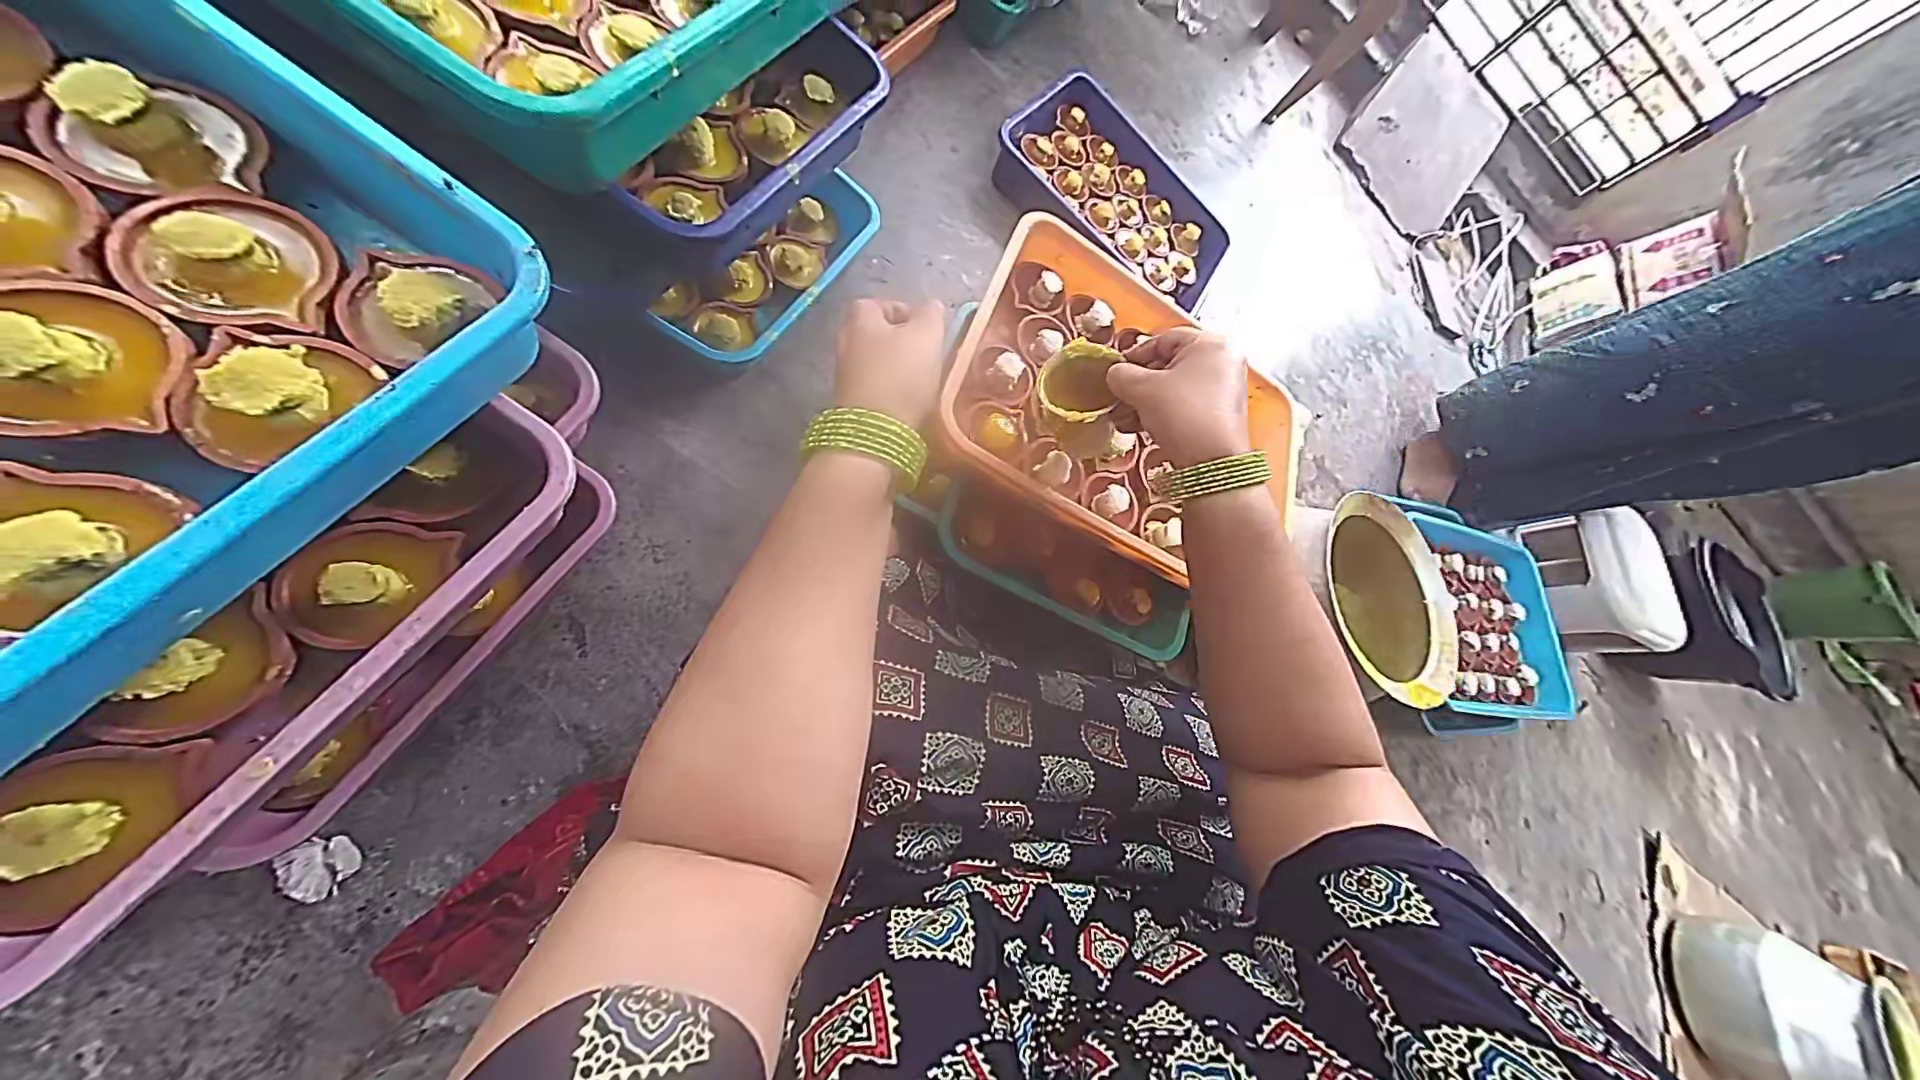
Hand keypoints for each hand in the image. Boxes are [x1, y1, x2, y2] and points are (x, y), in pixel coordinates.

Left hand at [834, 299, 947, 427]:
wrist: (875, 432)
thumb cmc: (902, 376)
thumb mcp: (926, 337)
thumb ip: (930, 316)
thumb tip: (931, 307)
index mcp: (859, 318)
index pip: (881, 303)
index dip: (905, 312)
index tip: (926, 330)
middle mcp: (845, 341)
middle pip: (876, 333)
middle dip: (900, 341)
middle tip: (924, 355)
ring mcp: (844, 373)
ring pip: (874, 359)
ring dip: (895, 366)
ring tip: (919, 380)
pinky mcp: (849, 400)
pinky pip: (872, 383)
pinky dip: (888, 386)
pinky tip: (905, 399)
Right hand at [1107, 327, 1250, 466]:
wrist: (1211, 461)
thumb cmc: (1181, 414)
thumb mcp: (1141, 389)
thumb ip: (1120, 374)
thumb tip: (1115, 374)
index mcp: (1210, 343)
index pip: (1162, 340)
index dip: (1133, 356)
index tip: (1115, 374)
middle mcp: (1224, 359)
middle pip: (1169, 364)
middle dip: (1138, 383)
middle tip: (1118, 398)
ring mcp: (1225, 386)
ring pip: (1175, 386)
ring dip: (1146, 400)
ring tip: (1125, 417)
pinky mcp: (1221, 411)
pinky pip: (1185, 402)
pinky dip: (1163, 410)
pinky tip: (1142, 425)